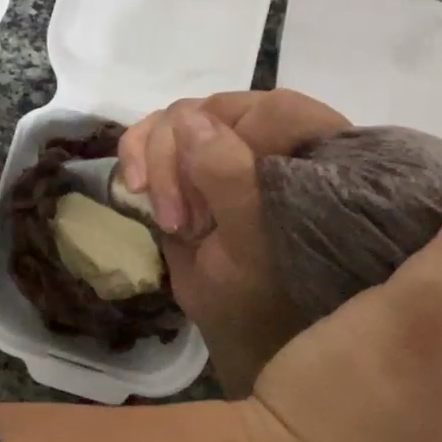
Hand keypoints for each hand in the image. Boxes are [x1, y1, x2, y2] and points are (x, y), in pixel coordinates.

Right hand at [116, 91, 352, 389]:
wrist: (246, 331)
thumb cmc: (268, 298)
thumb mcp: (251, 245)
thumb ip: (229, 179)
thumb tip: (189, 119)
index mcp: (307, 148)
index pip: (261, 110)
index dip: (222, 142)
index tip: (204, 200)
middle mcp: (265, 135)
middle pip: (206, 111)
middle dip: (179, 163)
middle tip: (182, 224)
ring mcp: (222, 144)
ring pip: (172, 120)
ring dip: (155, 165)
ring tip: (168, 220)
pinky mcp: (185, 159)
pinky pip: (148, 134)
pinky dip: (135, 158)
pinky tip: (137, 192)